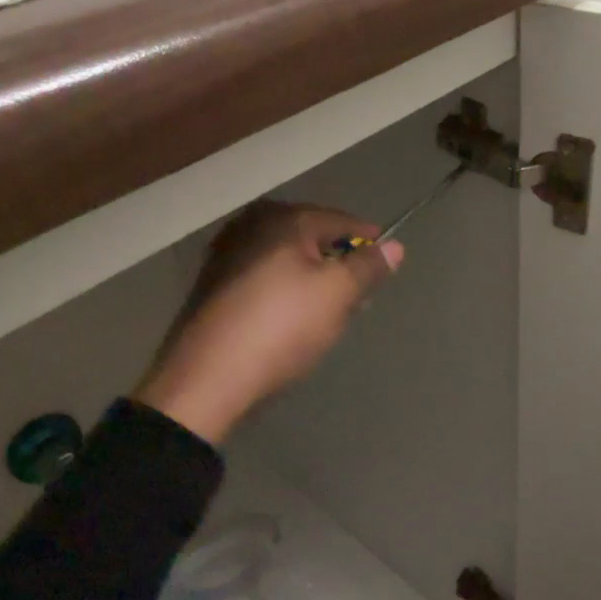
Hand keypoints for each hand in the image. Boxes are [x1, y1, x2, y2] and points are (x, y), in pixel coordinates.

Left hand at [135, 201, 403, 443]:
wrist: (205, 380)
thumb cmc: (280, 327)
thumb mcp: (337, 295)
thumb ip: (368, 267)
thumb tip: (395, 247)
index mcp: (283, 219)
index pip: (340, 220)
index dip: (368, 241)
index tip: (386, 263)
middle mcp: (251, 226)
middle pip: (310, 237)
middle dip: (337, 261)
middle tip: (358, 293)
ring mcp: (226, 256)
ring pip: (285, 258)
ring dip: (309, 277)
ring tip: (329, 309)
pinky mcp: (211, 287)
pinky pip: (262, 278)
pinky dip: (282, 290)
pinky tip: (290, 318)